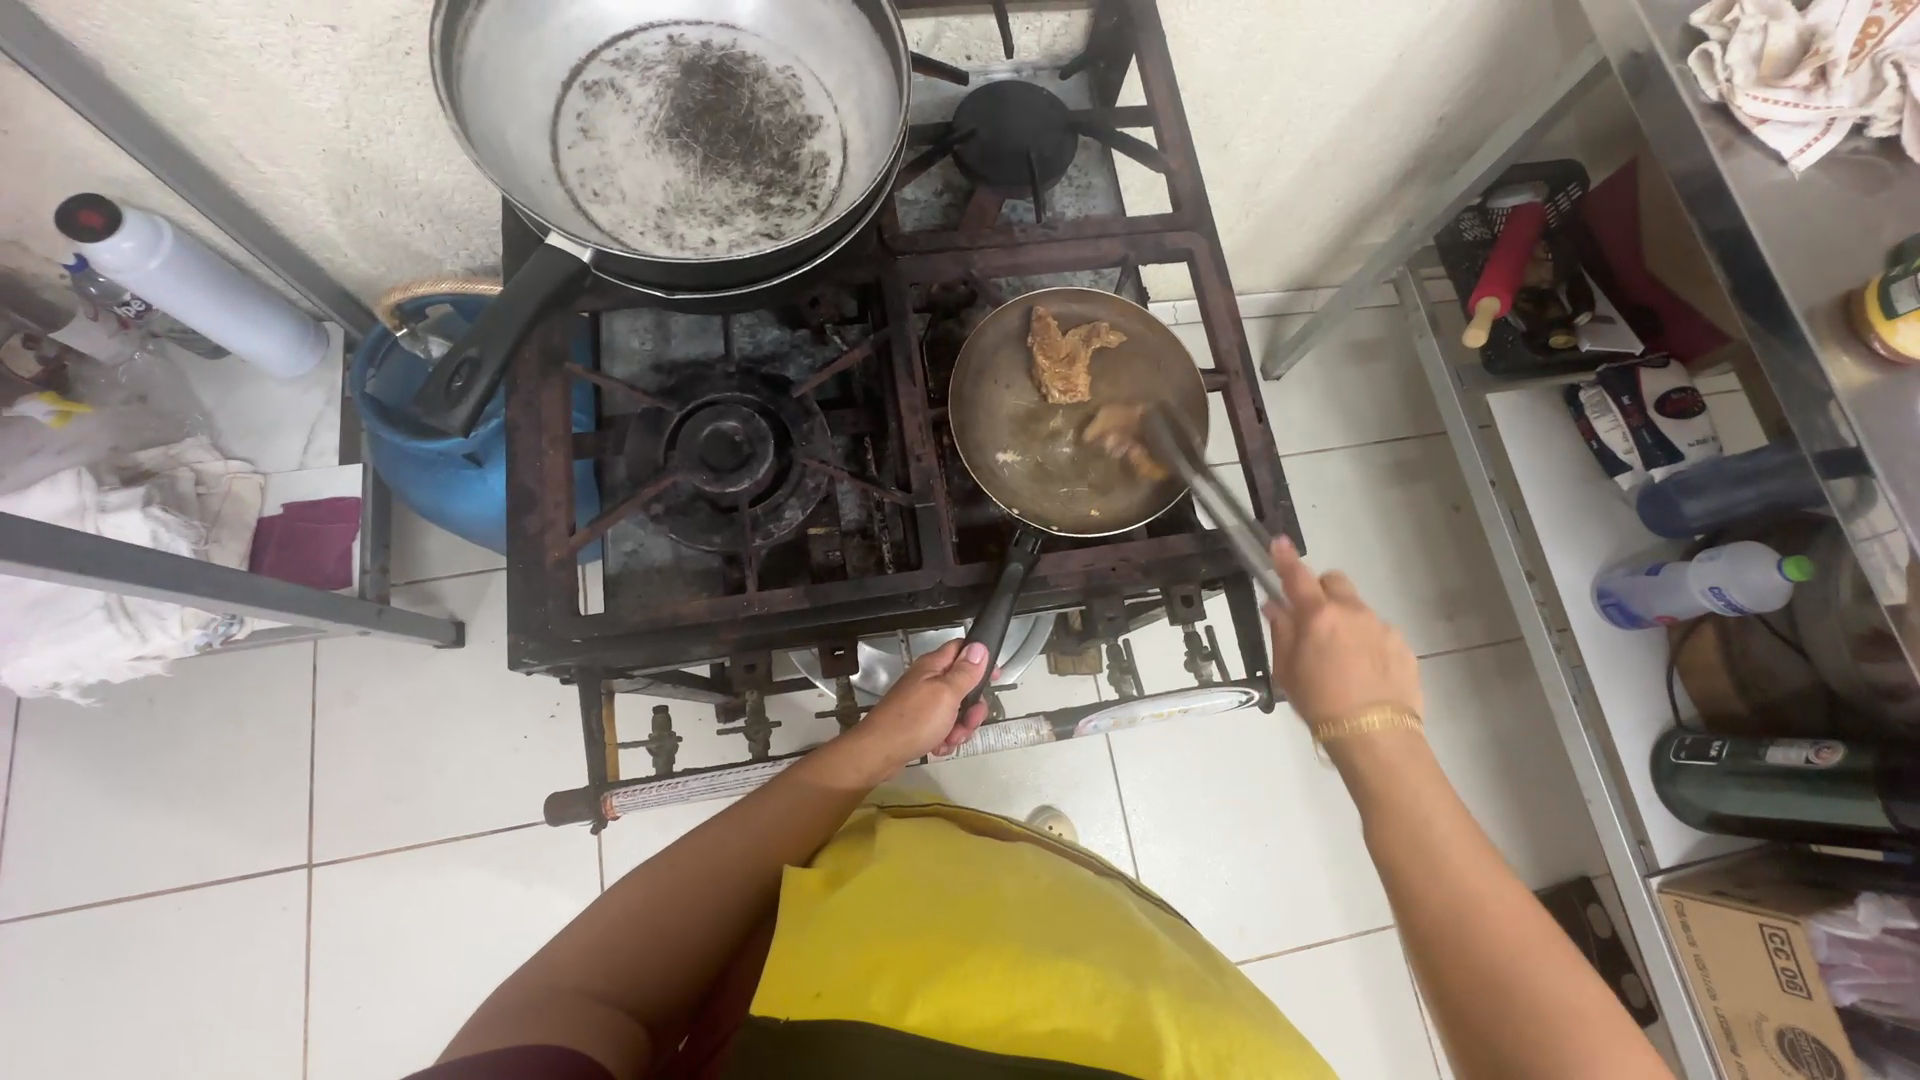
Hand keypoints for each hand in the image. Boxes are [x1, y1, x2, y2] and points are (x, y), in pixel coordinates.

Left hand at [842, 640, 991, 773]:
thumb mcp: (946, 694)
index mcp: (933, 667)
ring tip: (950, 739)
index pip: (961, 649)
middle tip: (968, 721)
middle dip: (972, 707)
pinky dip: (944, 739)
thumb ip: (965, 671)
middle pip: (963, 685)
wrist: (879, 753)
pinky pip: (942, 728)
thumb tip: (979, 646)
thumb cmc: (914, 721)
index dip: (981, 659)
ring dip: (959, 728)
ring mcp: (922, 703)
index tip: (995, 678)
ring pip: (955, 711)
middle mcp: (928, 681)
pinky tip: (939, 747)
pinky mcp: (918, 724)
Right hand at [1265, 537, 1421, 731]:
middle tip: (1312, 617)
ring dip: (1345, 621)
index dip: (1285, 559)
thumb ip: (1281, 632)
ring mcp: (1382, 627)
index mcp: (1318, 616)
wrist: (1375, 735)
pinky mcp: (1404, 646)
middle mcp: (1352, 612)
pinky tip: (1364, 672)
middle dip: (1321, 590)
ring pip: (1358, 609)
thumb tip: (1276, 607)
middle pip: (1334, 581)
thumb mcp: (1286, 671)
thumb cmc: (1319, 703)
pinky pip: (1379, 633)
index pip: (1297, 576)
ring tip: (1341, 658)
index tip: (1279, 543)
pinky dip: (1367, 642)